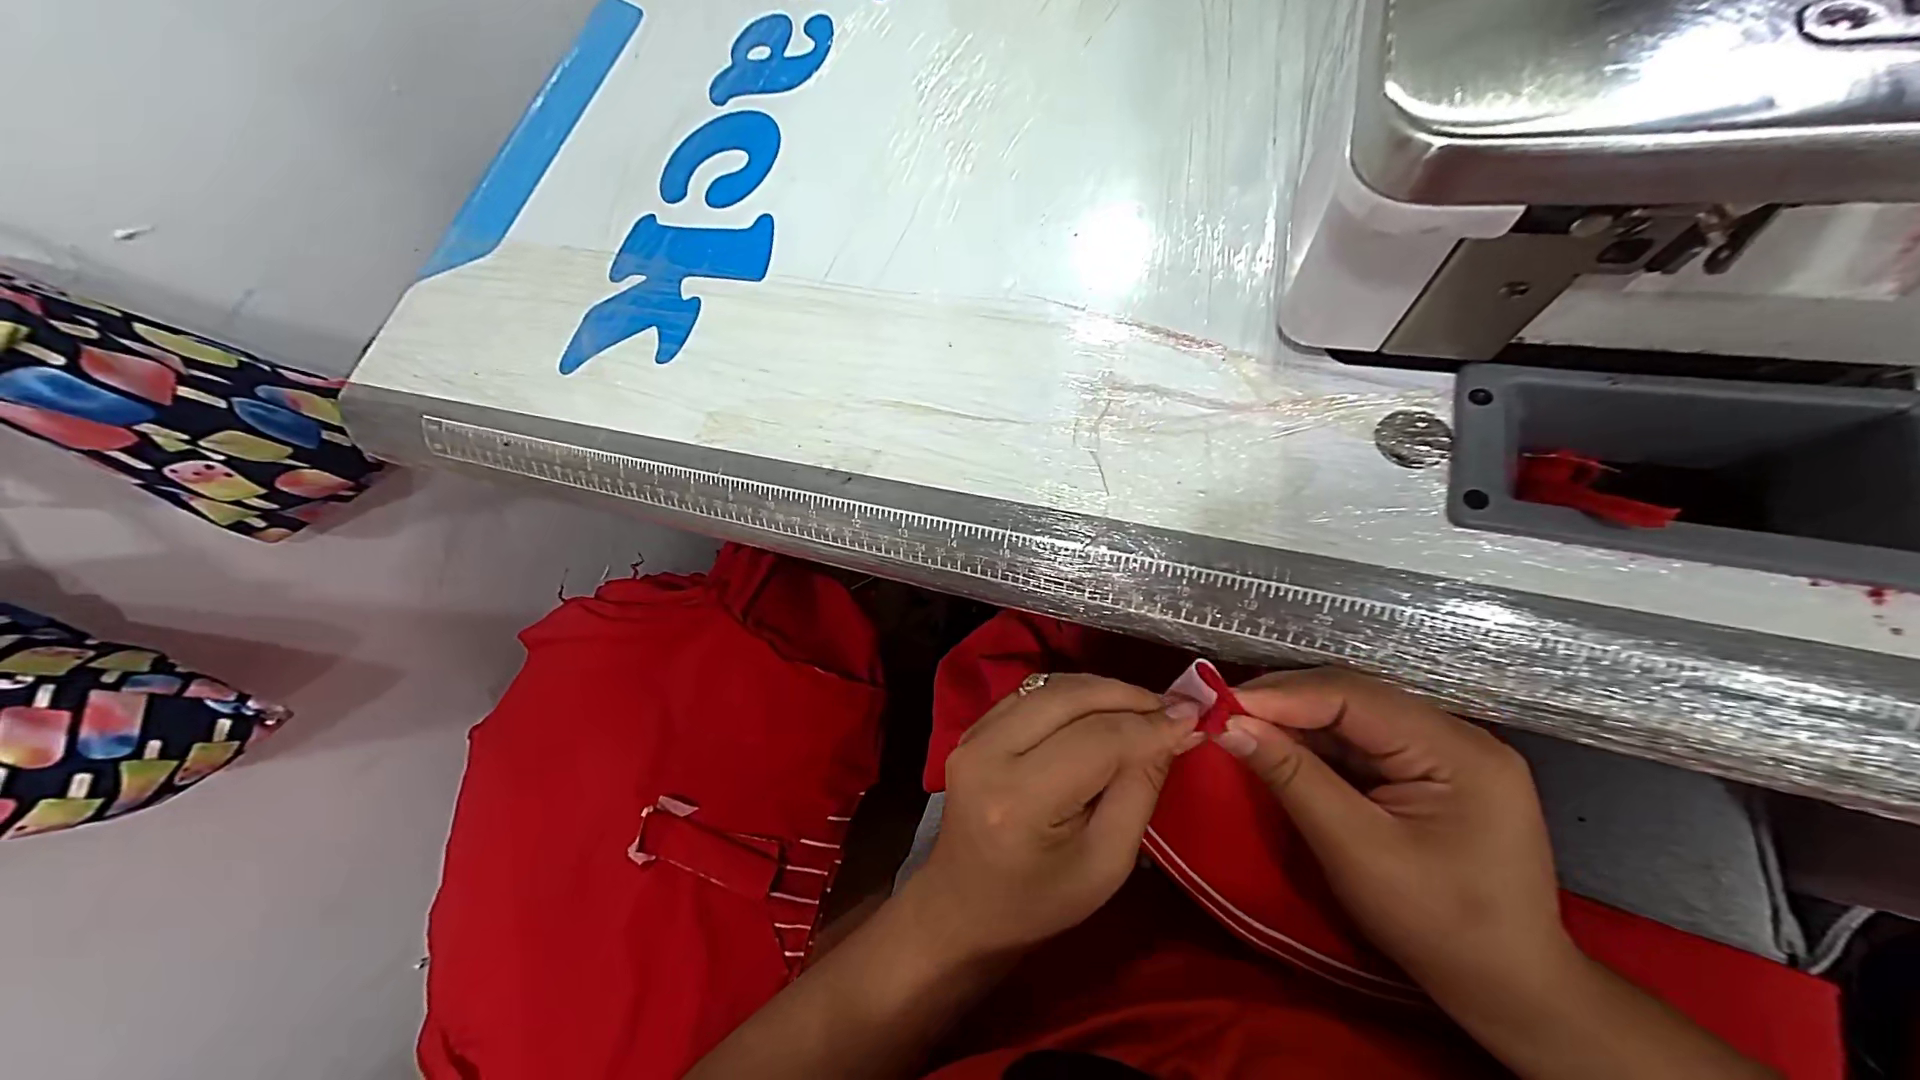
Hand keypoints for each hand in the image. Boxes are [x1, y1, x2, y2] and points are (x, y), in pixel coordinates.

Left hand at [901, 674, 1204, 961]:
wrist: (963, 906)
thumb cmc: (1040, 901)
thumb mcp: (1107, 862)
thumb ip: (1141, 789)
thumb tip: (1177, 730)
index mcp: (1019, 800)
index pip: (1097, 740)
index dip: (1150, 725)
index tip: (1195, 716)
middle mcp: (987, 755)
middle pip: (1069, 698)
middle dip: (1128, 696)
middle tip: (1173, 706)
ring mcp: (972, 737)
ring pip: (1049, 687)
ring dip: (1101, 690)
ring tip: (1144, 707)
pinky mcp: (970, 730)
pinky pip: (1030, 694)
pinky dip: (1071, 695)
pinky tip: (1100, 709)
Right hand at [1215, 668, 1574, 1004]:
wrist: (1510, 989)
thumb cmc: (1438, 924)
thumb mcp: (1356, 850)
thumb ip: (1293, 778)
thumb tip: (1230, 726)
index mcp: (1457, 751)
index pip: (1354, 697)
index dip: (1282, 695)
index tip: (1221, 704)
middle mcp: (1458, 736)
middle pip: (1354, 698)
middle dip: (1285, 703)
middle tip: (1225, 715)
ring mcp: (1448, 752)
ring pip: (1354, 716)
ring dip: (1297, 722)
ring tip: (1244, 729)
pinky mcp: (1433, 770)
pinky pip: (1363, 742)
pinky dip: (1317, 744)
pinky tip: (1282, 748)